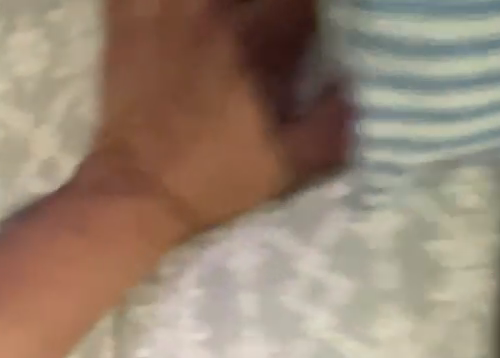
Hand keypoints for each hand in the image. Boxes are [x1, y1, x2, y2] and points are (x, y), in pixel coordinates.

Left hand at [76, 0, 351, 245]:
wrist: (136, 197)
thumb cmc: (213, 185)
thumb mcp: (286, 167)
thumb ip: (334, 126)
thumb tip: (371, 86)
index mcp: (264, 40)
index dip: (325, 5)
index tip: (326, 17)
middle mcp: (218, 12)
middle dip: (277, 1)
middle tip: (277, 17)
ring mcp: (169, 10)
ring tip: (234, 13)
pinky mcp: (128, 19)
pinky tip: (173, 5)